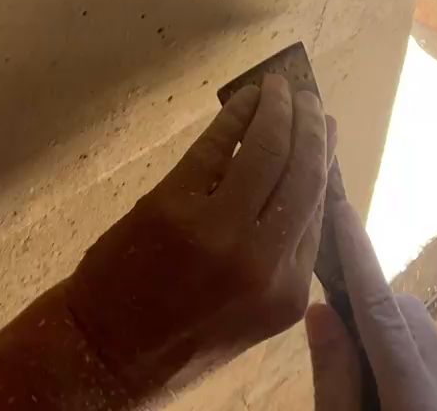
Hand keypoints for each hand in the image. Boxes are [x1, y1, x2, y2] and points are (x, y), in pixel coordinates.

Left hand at [65, 73, 331, 398]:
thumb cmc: (183, 331)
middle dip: (311, 127)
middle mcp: (262, 261)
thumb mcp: (252, 309)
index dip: (325, 159)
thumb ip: (280, 252)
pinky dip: (235, 114)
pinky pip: (216, 145)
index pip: (320, 207)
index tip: (328, 128)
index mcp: (287, 292)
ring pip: (266, 150)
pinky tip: (245, 97)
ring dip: (277, 109)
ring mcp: (218, 230)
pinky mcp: (174, 203)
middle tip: (309, 97)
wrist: (108, 352)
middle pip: (302, 173)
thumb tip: (301, 180)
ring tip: (280, 86)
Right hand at [305, 198, 436, 410]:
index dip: (359, 257)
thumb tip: (321, 310)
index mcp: (415, 397)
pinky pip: (436, 367)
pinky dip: (407, 367)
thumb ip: (335, 379)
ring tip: (360, 382)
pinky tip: (390, 400)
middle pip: (407, 315)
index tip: (343, 209)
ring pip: (423, 338)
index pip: (380, 309)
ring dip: (387, 340)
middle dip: (369, 308)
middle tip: (334, 340)